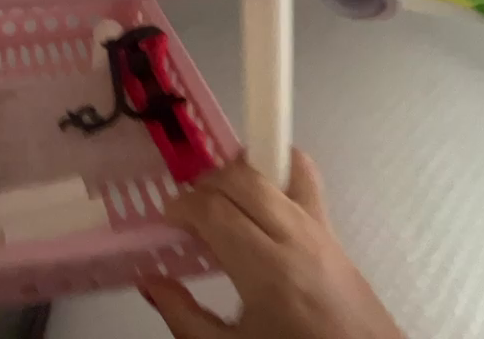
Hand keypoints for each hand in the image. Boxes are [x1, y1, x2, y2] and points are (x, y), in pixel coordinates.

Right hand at [140, 149, 403, 338]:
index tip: (170, 219)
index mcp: (268, 272)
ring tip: (224, 198)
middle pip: (239, 177)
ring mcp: (319, 227)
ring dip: (238, 171)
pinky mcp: (333, 227)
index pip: (213, 208)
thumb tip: (151, 280)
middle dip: (206, 183)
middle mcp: (295, 237)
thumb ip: (186, 318)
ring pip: (272, 165)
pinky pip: (304, 175)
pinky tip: (259, 190)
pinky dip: (275, 166)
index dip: (182, 205)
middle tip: (192, 210)